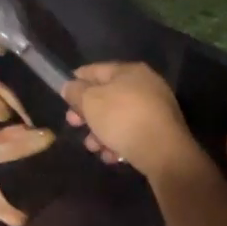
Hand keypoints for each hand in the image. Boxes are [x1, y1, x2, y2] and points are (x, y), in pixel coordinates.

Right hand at [62, 62, 201, 178]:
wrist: (163, 152)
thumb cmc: (122, 119)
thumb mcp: (90, 101)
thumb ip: (75, 91)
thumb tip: (70, 86)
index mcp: (129, 71)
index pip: (95, 70)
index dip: (76, 80)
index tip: (63, 92)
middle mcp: (144, 86)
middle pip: (106, 96)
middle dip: (87, 113)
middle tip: (73, 124)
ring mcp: (154, 109)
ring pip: (117, 118)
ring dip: (100, 133)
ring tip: (94, 147)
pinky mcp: (159, 132)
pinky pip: (131, 133)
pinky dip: (118, 143)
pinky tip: (111, 155)